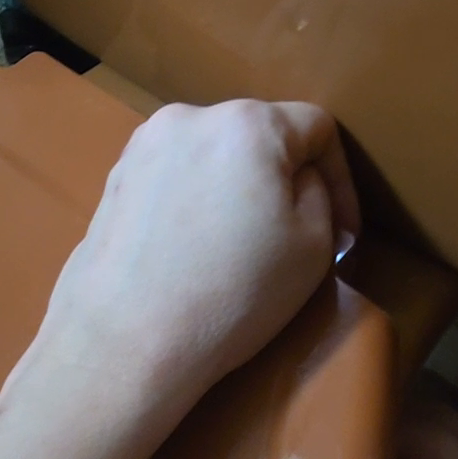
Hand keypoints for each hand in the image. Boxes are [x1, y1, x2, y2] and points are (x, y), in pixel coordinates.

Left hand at [27, 100, 360, 421]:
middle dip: (283, 184)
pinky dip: (195, 206)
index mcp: (247, 123)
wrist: (129, 341)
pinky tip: (193, 254)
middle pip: (258, 138)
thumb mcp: (313, 247)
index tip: (345, 233)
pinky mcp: (112, 183)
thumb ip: (318, 195)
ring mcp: (141, 149)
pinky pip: (174, 182)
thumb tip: (298, 181)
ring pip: (212, 159)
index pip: (317, 128)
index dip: (342, 180)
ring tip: (237, 249)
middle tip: (291, 240)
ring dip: (237, 193)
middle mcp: (189, 118)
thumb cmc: (234, 294)